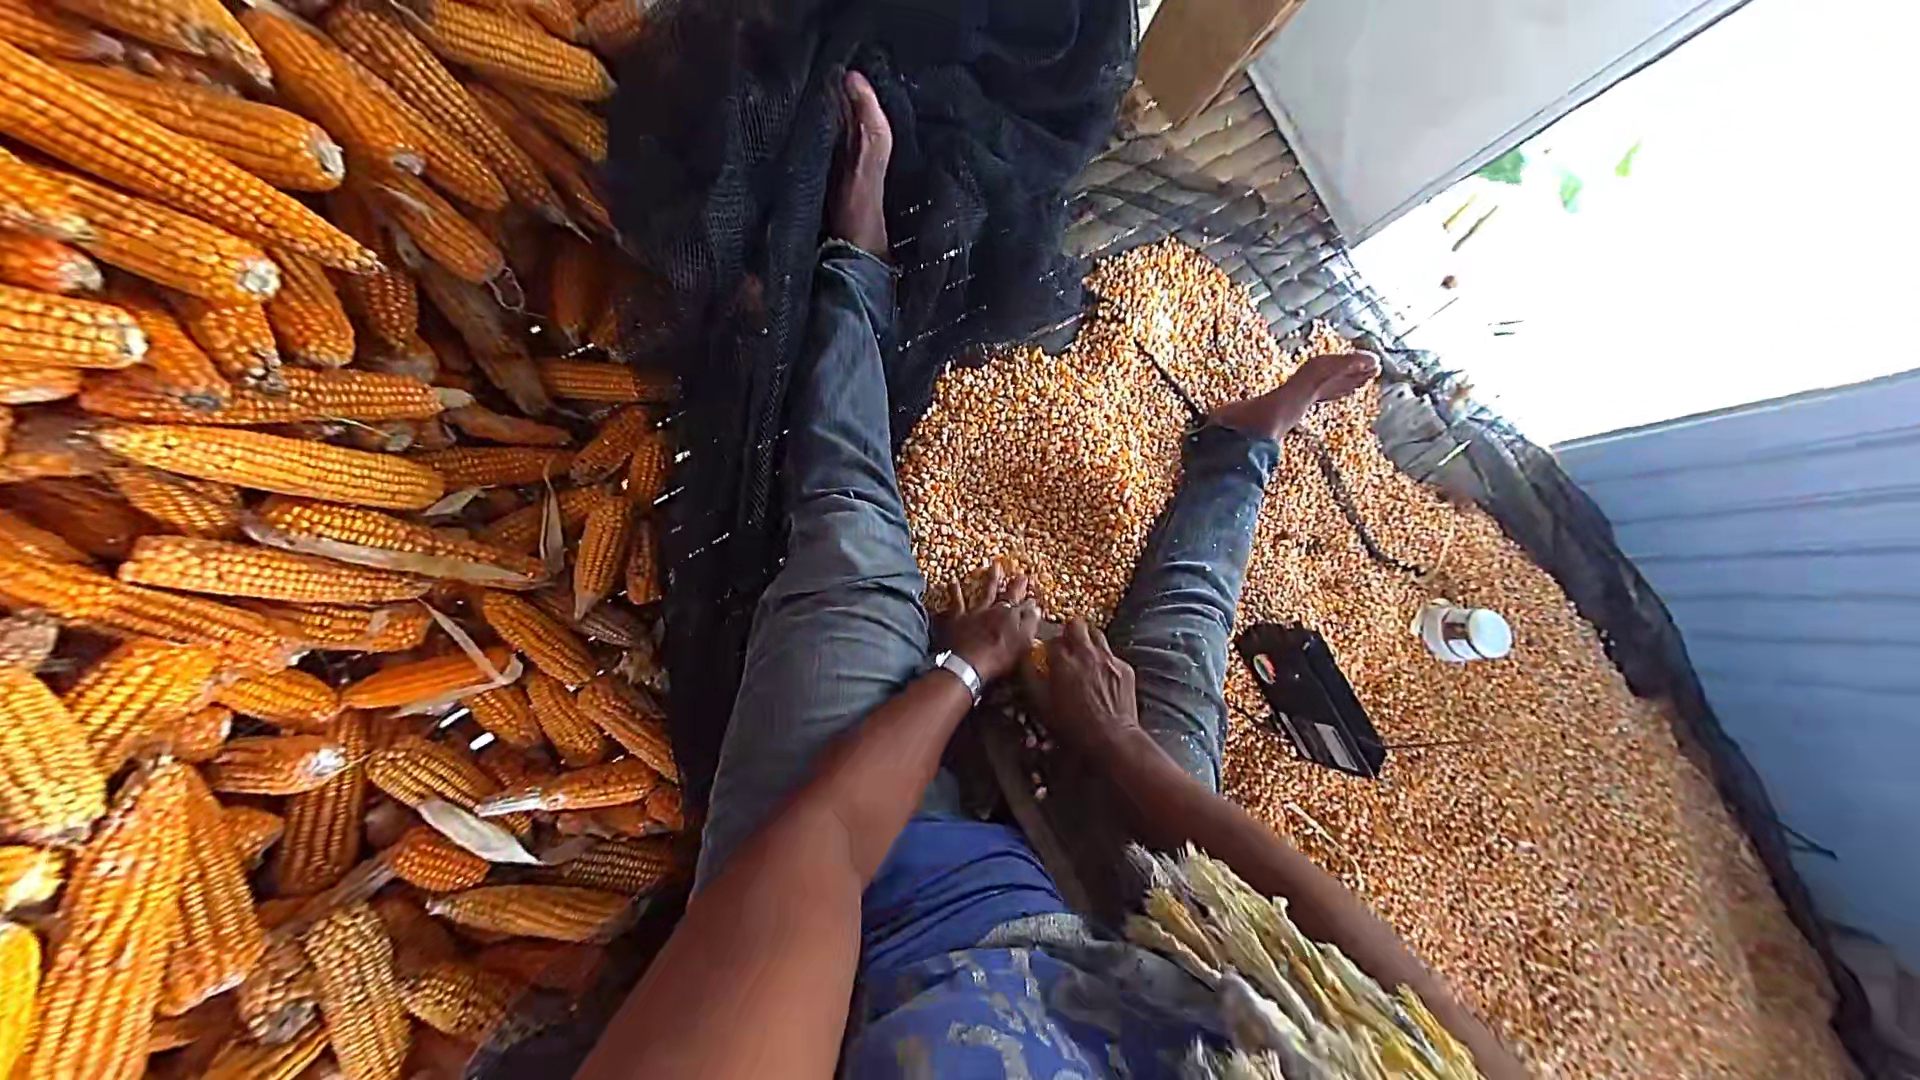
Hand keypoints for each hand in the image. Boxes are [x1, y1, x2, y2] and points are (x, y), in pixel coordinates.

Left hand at [937, 564, 1040, 684]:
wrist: (968, 664)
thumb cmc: (998, 658)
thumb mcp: (1021, 644)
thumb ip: (1029, 625)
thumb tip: (1036, 609)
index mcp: (1011, 617)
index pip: (1024, 606)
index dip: (1029, 602)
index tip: (1035, 597)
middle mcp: (994, 610)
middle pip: (1007, 594)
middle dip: (1016, 585)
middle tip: (1022, 575)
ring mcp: (976, 611)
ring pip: (985, 591)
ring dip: (991, 578)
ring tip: (995, 565)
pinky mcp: (958, 617)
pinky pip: (957, 601)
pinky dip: (955, 591)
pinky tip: (953, 581)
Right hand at [1038, 618, 1141, 757]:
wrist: (1111, 738)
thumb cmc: (1073, 725)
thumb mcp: (1041, 703)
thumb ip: (1030, 677)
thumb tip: (1026, 661)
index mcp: (1063, 660)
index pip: (1052, 639)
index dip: (1049, 647)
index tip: (1048, 656)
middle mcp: (1086, 653)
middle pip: (1076, 625)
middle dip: (1070, 632)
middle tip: (1067, 645)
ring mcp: (1108, 658)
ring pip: (1096, 634)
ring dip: (1088, 640)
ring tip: (1085, 654)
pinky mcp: (1124, 668)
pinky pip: (1112, 654)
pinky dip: (1104, 660)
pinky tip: (1102, 675)